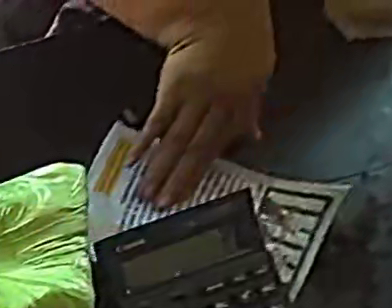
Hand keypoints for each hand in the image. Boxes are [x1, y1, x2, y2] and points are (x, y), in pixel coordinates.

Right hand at [133, 4, 274, 206]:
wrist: (219, 14)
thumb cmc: (239, 45)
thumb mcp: (257, 76)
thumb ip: (249, 110)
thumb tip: (250, 139)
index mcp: (241, 101)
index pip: (218, 145)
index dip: (200, 174)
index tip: (185, 197)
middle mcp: (218, 102)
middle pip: (195, 148)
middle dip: (177, 179)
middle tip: (162, 204)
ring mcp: (194, 96)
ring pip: (176, 139)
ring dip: (159, 169)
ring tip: (145, 192)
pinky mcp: (172, 90)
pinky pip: (158, 121)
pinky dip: (146, 142)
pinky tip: (134, 162)